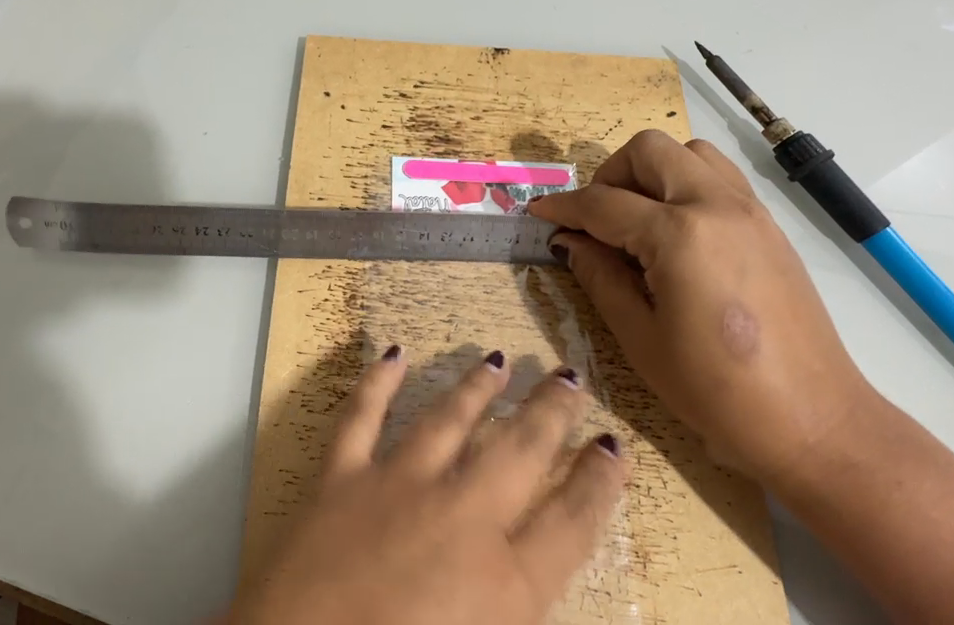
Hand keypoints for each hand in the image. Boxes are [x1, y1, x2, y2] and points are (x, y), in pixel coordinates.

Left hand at [231, 349, 624, 624]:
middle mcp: (460, 517)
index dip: (600, 481)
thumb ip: (517, 607)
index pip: (571, 521)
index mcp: (505, 582)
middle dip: (551, 411)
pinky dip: (377, 382)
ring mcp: (397, 487)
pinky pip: (362, 417)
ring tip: (497, 360)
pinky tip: (394, 354)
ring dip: (476, 387)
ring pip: (449, 420)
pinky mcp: (339, 477)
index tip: (614, 446)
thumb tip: (532, 579)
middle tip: (570, 377)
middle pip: (520, 451)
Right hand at [529, 131, 878, 486]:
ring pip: (689, 153)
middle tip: (594, 219)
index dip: (563, 207)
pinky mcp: (769, 226)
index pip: (603, 203)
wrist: (813, 421)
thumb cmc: (717, 391)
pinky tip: (675, 232)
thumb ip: (600, 277)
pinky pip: (719, 177)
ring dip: (652, 172)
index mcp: (679, 235)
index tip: (538, 214)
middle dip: (610, 175)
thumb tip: (569, 242)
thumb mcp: (641, 339)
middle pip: (648, 151)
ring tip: (636, 219)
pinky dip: (686, 184)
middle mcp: (716, 205)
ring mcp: (750, 210)